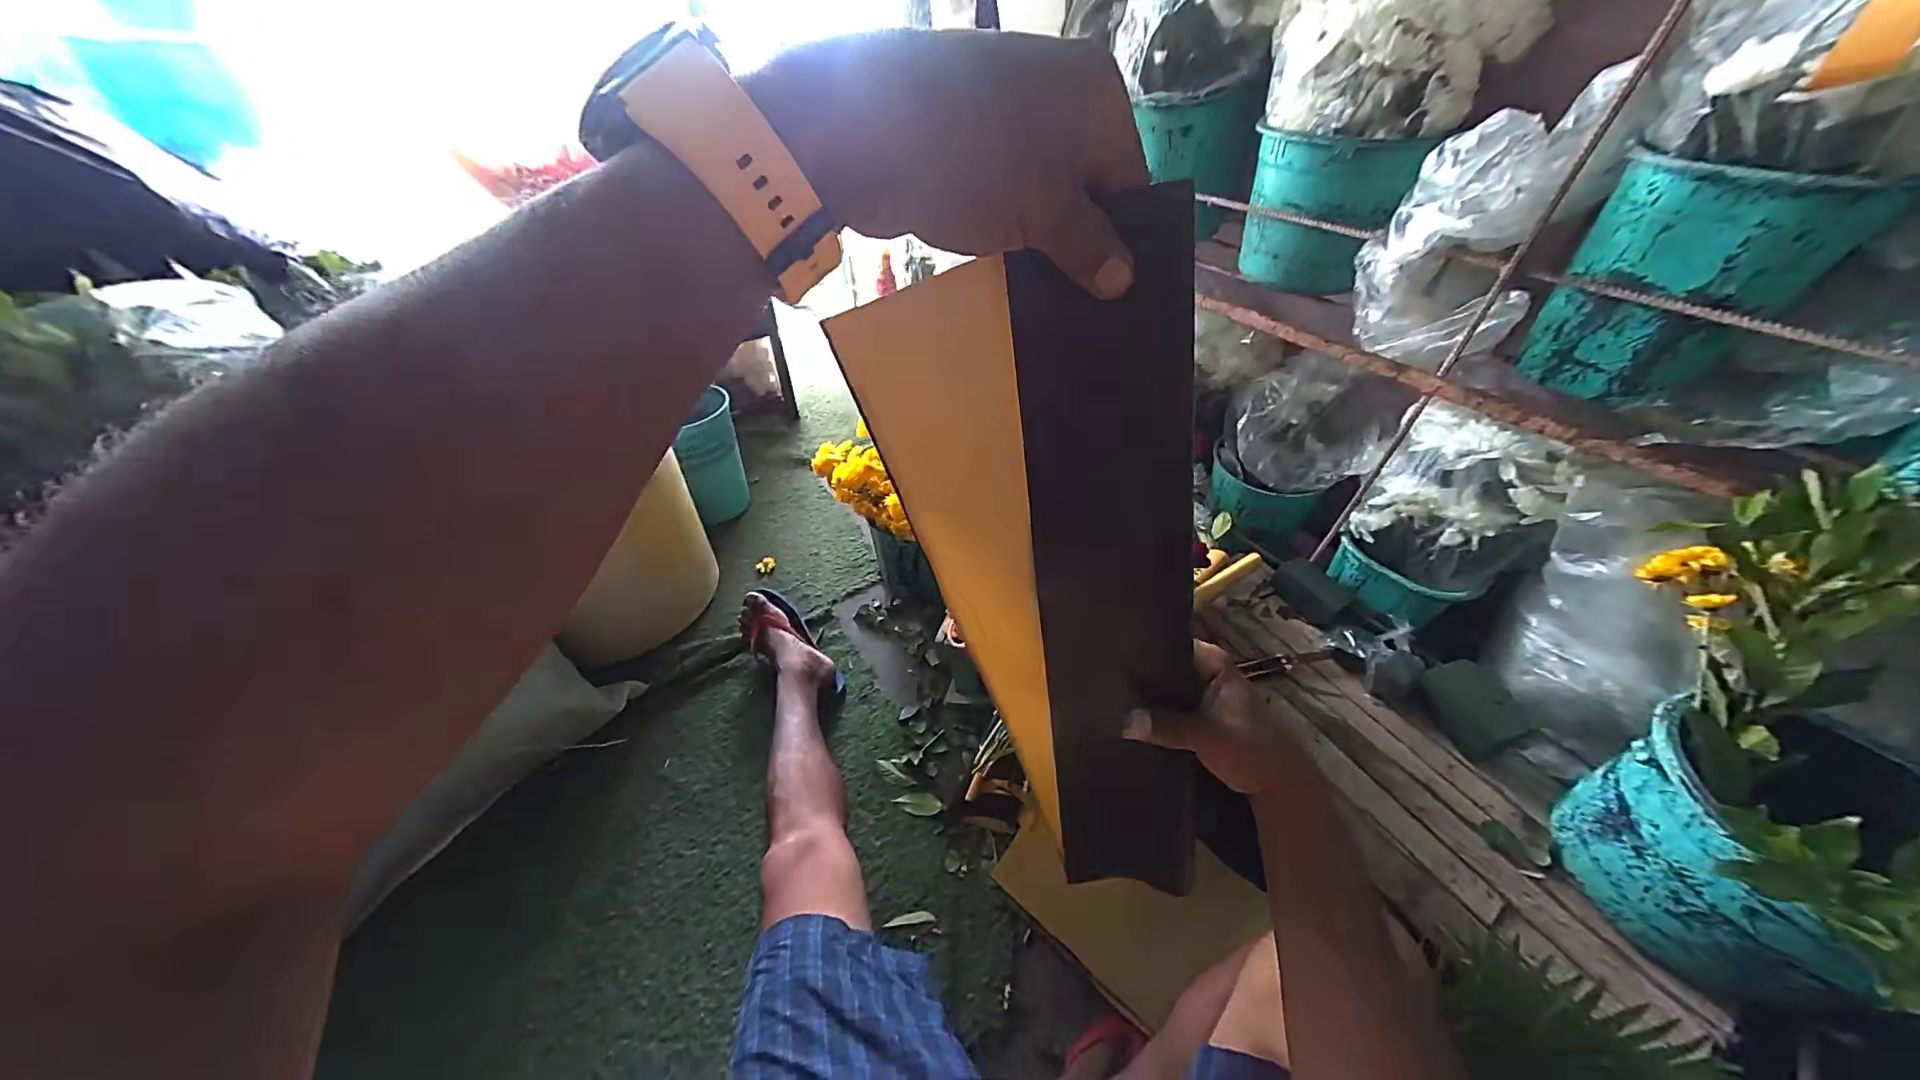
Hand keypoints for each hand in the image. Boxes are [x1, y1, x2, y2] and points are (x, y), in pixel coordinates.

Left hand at [749, 30, 1149, 298]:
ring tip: (1052, 299)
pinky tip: (1013, 271)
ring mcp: (1009, 117)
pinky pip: (1006, 195)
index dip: (1126, 241)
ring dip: (1044, 244)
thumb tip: (1125, 280)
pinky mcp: (969, 144)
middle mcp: (1059, 95)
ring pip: (1044, 194)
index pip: (1132, 179)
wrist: (862, 133)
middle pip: (1088, 186)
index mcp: (1096, 95)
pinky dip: (1010, 231)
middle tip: (1085, 307)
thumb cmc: (976, 162)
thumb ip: (1088, 246)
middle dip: (1084, 246)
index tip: (1116, 294)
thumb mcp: (1044, 212)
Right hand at [1124, 640, 1309, 795]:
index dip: (1142, 649)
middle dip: (1137, 676)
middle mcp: (1204, 671)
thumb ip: (1167, 727)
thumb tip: (1122, 721)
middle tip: (1103, 680)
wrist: (1280, 786)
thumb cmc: (1253, 751)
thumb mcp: (1208, 737)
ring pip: (1162, 688)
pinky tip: (1125, 715)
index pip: (1169, 643)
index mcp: (1213, 661)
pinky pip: (1165, 706)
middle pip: (1162, 665)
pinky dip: (1151, 712)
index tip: (1111, 655)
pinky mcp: (1194, 714)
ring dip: (1143, 697)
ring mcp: (1199, 693)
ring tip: (1108, 697)